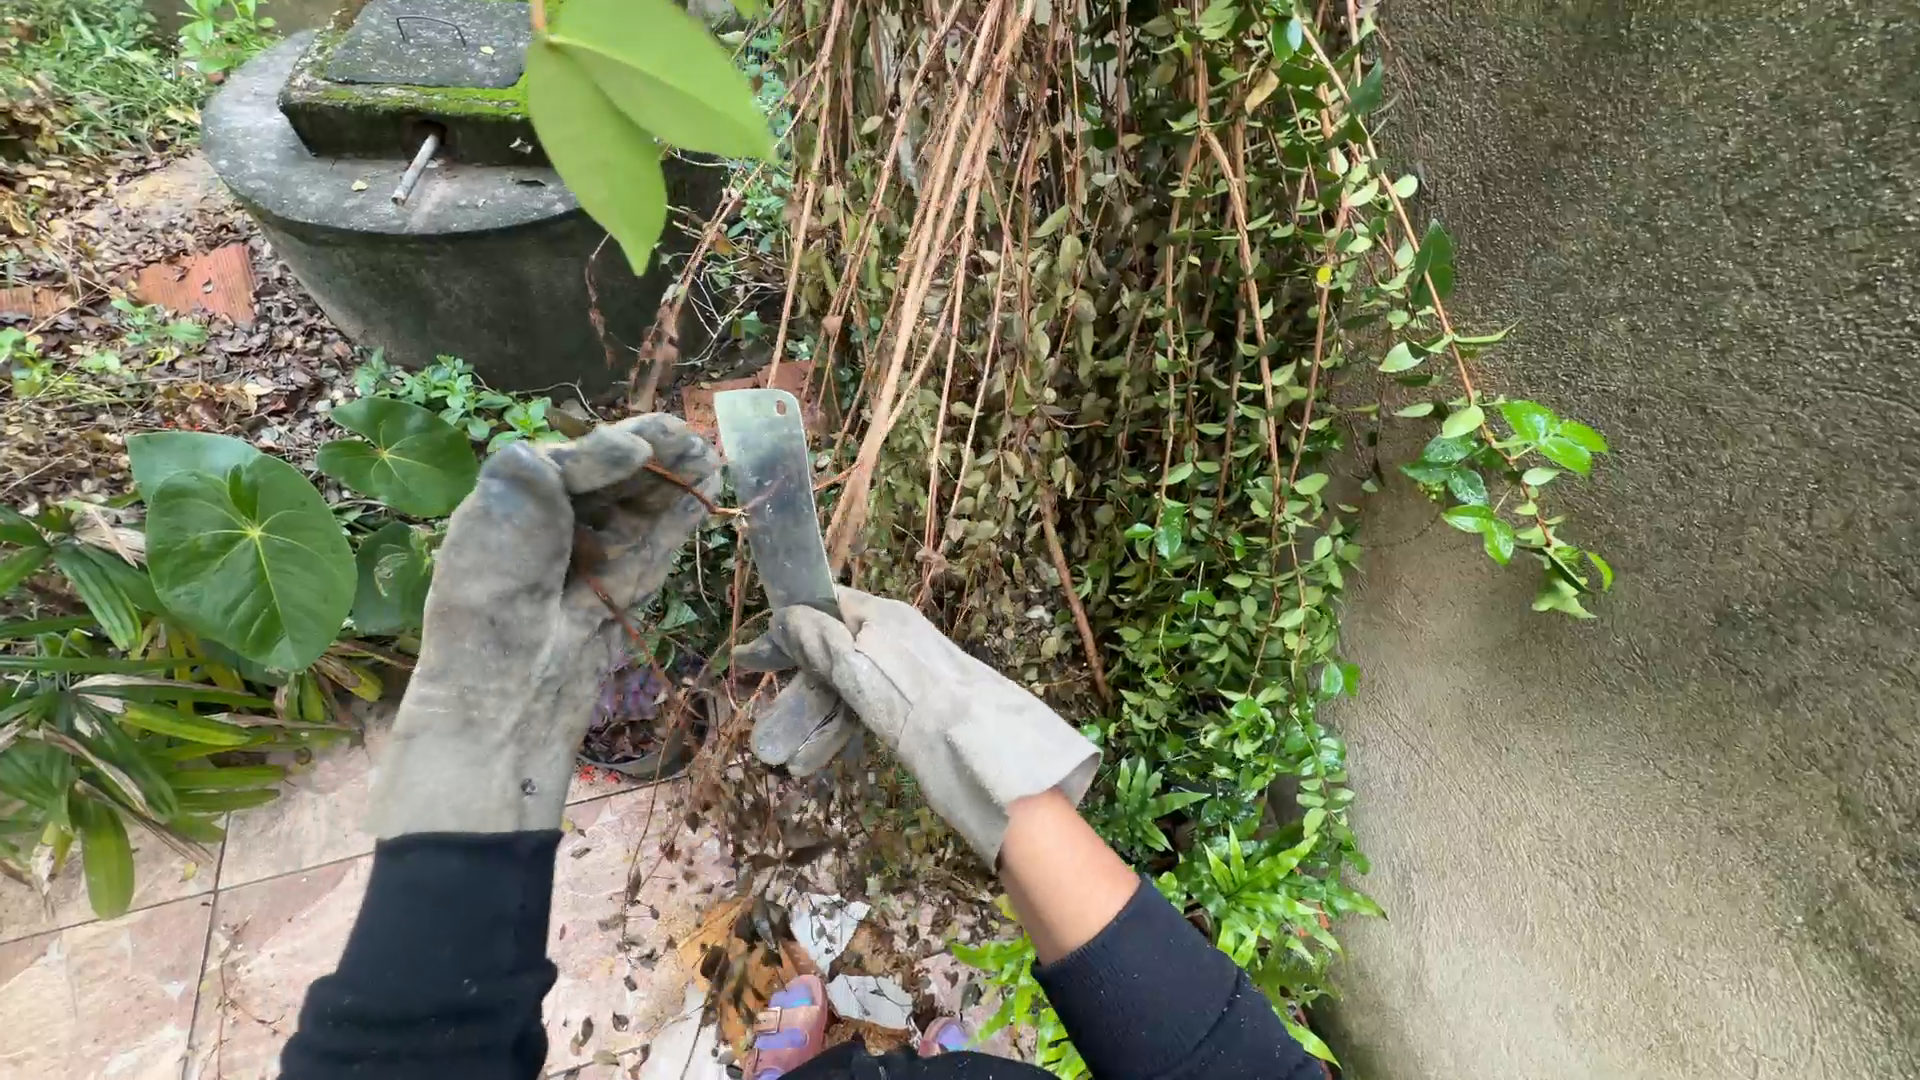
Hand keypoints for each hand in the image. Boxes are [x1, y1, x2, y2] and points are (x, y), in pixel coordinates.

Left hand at [368, 415, 719, 836]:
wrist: (517, 666)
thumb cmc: (500, 571)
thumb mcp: (520, 488)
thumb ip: (579, 459)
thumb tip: (636, 444)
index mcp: (524, 497)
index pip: (583, 458)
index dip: (622, 441)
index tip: (660, 431)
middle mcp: (566, 522)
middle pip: (622, 478)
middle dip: (658, 456)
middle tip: (692, 438)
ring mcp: (607, 551)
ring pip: (651, 503)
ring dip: (680, 477)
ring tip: (707, 452)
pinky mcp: (640, 578)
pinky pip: (667, 534)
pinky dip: (688, 508)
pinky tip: (709, 480)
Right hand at [739, 587, 1099, 863]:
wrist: (990, 754)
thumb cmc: (917, 708)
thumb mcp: (861, 671)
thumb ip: (824, 643)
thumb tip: (788, 618)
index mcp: (885, 617)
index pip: (828, 604)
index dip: (790, 624)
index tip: (759, 654)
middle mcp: (897, 636)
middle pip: (835, 645)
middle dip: (797, 675)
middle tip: (762, 696)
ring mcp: (909, 669)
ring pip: (849, 681)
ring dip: (814, 712)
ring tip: (781, 751)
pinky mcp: (919, 701)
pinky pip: (869, 704)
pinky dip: (842, 725)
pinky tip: (817, 756)